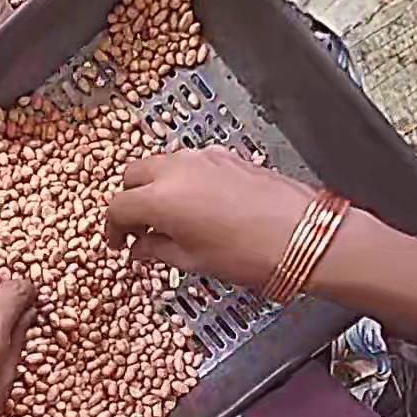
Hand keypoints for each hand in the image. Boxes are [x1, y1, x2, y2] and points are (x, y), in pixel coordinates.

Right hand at [105, 146, 315, 288]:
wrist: (303, 237)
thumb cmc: (248, 254)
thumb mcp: (192, 260)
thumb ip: (157, 249)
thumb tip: (140, 246)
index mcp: (160, 198)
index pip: (118, 206)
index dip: (113, 228)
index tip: (119, 243)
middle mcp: (176, 169)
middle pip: (134, 175)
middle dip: (130, 200)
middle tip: (138, 228)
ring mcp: (202, 158)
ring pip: (161, 165)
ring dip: (155, 188)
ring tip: (168, 219)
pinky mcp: (226, 156)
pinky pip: (190, 163)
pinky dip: (181, 181)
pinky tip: (196, 206)